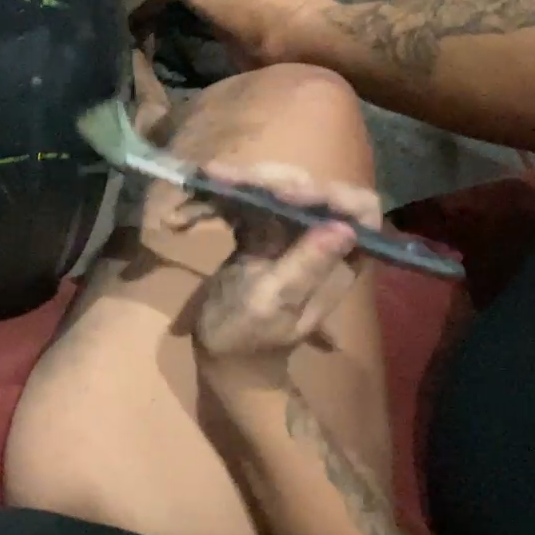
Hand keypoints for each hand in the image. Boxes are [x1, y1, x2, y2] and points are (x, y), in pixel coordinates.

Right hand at [183, 162, 381, 383]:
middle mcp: (315, 236)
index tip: (281, 195)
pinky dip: (204, 204)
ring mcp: (282, 230)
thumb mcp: (275, 302)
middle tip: (217, 178)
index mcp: (336, 258)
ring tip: (192, 189)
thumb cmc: (251, 337)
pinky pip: (234, 202)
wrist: (224, 355)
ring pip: (265, 186)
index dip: (327, 192)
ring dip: (225, 185)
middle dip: (260, 179)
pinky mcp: (253, 228)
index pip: (356, 209)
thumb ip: (305, 265)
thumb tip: (342, 228)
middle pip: (301, 186)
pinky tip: (178, 219)